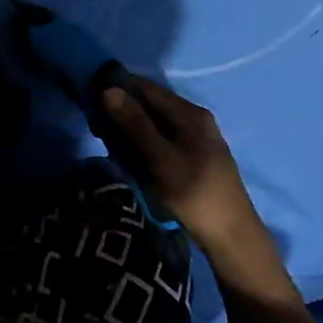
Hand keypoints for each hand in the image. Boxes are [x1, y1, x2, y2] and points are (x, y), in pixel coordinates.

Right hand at [102, 76, 265, 252]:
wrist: (230, 234)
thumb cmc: (194, 194)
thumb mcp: (160, 158)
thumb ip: (135, 124)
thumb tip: (109, 89)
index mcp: (190, 114)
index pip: (147, 88)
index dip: (118, 90)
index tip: (92, 104)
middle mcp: (195, 119)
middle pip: (151, 105)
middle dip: (123, 112)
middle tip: (98, 131)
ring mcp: (196, 139)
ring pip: (155, 124)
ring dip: (131, 131)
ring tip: (111, 147)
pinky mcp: (194, 157)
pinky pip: (162, 140)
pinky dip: (143, 144)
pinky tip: (131, 158)